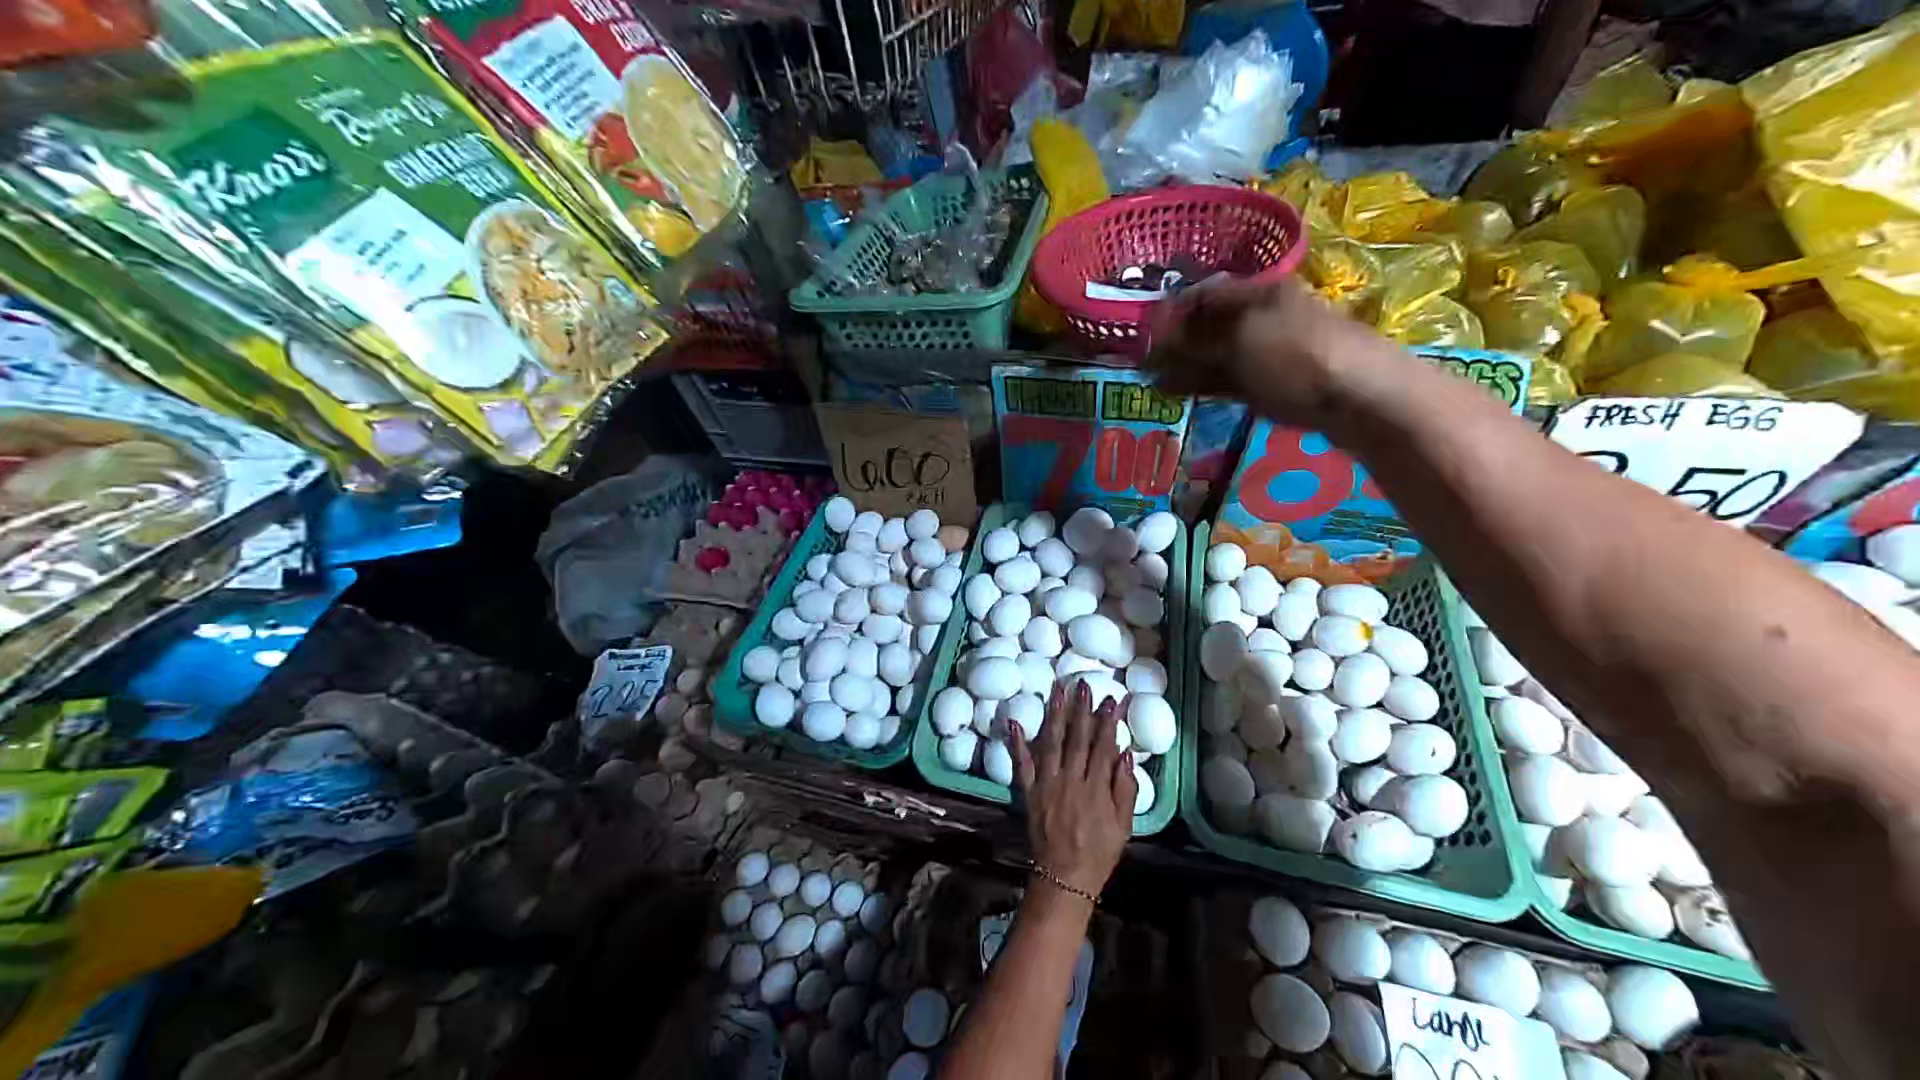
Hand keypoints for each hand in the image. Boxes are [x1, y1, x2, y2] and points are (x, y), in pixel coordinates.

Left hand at [1010, 680, 1134, 900]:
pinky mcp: (1029, 792)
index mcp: (1096, 788)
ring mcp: (1047, 784)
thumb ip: (1125, 789)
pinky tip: (1014, 722)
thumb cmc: (1099, 851)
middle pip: (1077, 739)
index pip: (1103, 746)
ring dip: (1054, 715)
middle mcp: (1071, 780)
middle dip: (1080, 710)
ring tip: (1056, 690)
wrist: (1065, 876)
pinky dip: (1017, 743)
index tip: (1110, 700)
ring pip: (1051, 743)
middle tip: (1082, 685)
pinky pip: (1022, 764)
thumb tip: (1125, 753)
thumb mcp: (1124, 825)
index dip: (1107, 722)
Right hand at [1146, 275, 1400, 428]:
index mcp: (1258, 291)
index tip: (1142, 335)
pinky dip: (1205, 383)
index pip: (1203, 293)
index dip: (1170, 311)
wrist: (1363, 397)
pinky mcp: (1277, 381)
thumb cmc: (1297, 355)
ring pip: (1218, 354)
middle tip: (1143, 364)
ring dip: (1186, 366)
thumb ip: (1195, 336)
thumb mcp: (1240, 338)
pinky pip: (1231, 378)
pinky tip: (1181, 393)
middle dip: (1175, 342)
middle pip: (1210, 325)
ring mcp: (1271, 350)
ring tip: (1155, 383)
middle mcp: (1263, 315)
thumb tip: (1158, 331)